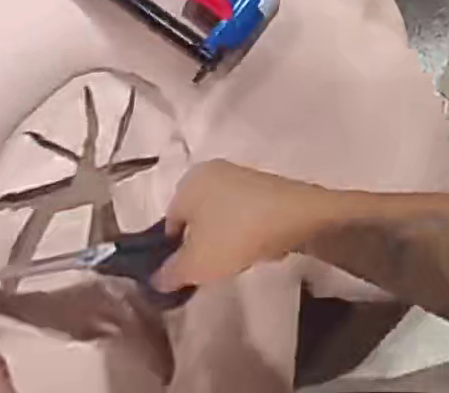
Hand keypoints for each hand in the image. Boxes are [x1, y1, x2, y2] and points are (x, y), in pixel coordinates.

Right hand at [153, 161, 336, 291]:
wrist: (292, 215)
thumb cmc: (233, 234)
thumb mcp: (194, 264)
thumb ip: (170, 273)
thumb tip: (156, 278)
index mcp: (188, 182)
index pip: (170, 220)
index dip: (174, 250)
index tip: (186, 273)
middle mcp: (210, 170)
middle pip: (196, 216)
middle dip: (201, 243)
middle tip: (211, 268)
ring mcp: (238, 174)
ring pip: (220, 215)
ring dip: (225, 238)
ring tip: (237, 259)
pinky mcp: (261, 184)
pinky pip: (243, 212)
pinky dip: (245, 230)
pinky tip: (256, 247)